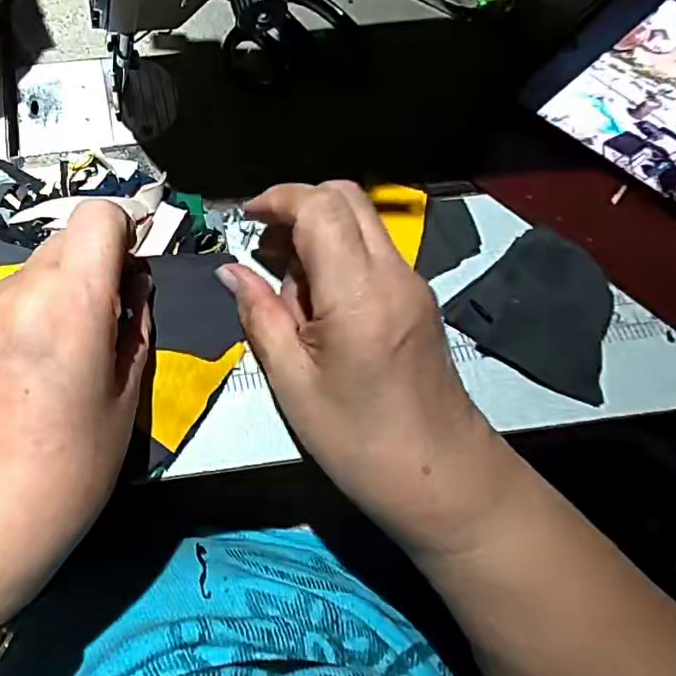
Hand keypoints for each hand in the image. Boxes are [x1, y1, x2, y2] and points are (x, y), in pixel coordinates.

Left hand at [0, 201, 151, 625]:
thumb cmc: (67, 470)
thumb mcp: (127, 395)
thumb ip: (135, 322)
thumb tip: (135, 283)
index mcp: (67, 303)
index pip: (100, 215)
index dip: (126, 229)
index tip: (135, 265)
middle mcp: (16, 290)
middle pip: (69, 238)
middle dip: (97, 262)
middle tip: (109, 313)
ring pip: (37, 266)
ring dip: (62, 285)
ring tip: (66, 346)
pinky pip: (8, 293)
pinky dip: (31, 307)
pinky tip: (29, 362)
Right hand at [216, 182, 521, 559]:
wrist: (445, 479)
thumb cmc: (360, 441)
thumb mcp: (293, 382)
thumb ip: (260, 315)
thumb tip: (231, 270)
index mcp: (359, 292)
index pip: (320, 206)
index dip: (278, 199)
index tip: (246, 219)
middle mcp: (393, 273)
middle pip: (346, 196)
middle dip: (298, 206)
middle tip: (265, 248)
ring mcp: (412, 282)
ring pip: (361, 221)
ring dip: (318, 232)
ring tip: (289, 291)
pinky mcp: (418, 297)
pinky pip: (373, 251)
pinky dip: (339, 255)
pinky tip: (319, 306)